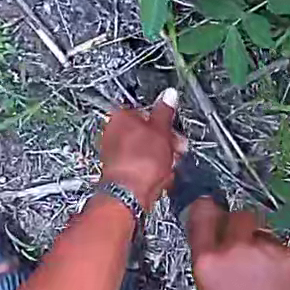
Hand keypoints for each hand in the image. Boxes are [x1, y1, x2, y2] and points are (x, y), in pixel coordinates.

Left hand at [99, 88, 183, 208]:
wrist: (130, 194)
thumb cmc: (140, 162)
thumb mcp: (161, 130)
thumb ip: (165, 111)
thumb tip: (169, 95)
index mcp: (119, 116)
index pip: (144, 109)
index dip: (163, 119)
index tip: (173, 126)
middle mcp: (113, 133)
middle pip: (145, 131)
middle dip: (165, 139)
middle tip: (177, 145)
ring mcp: (116, 154)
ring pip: (145, 149)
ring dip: (162, 156)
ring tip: (171, 164)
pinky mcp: (121, 171)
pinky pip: (142, 165)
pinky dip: (153, 169)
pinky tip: (162, 176)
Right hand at [186, 200, 289, 289]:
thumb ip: (208, 273)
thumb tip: (215, 259)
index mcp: (208, 261)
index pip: (203, 213)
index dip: (206, 210)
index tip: (209, 212)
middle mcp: (236, 248)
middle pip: (238, 215)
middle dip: (238, 226)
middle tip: (240, 246)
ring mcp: (266, 250)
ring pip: (262, 232)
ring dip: (259, 245)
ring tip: (262, 273)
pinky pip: (280, 248)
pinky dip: (278, 260)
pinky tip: (277, 282)